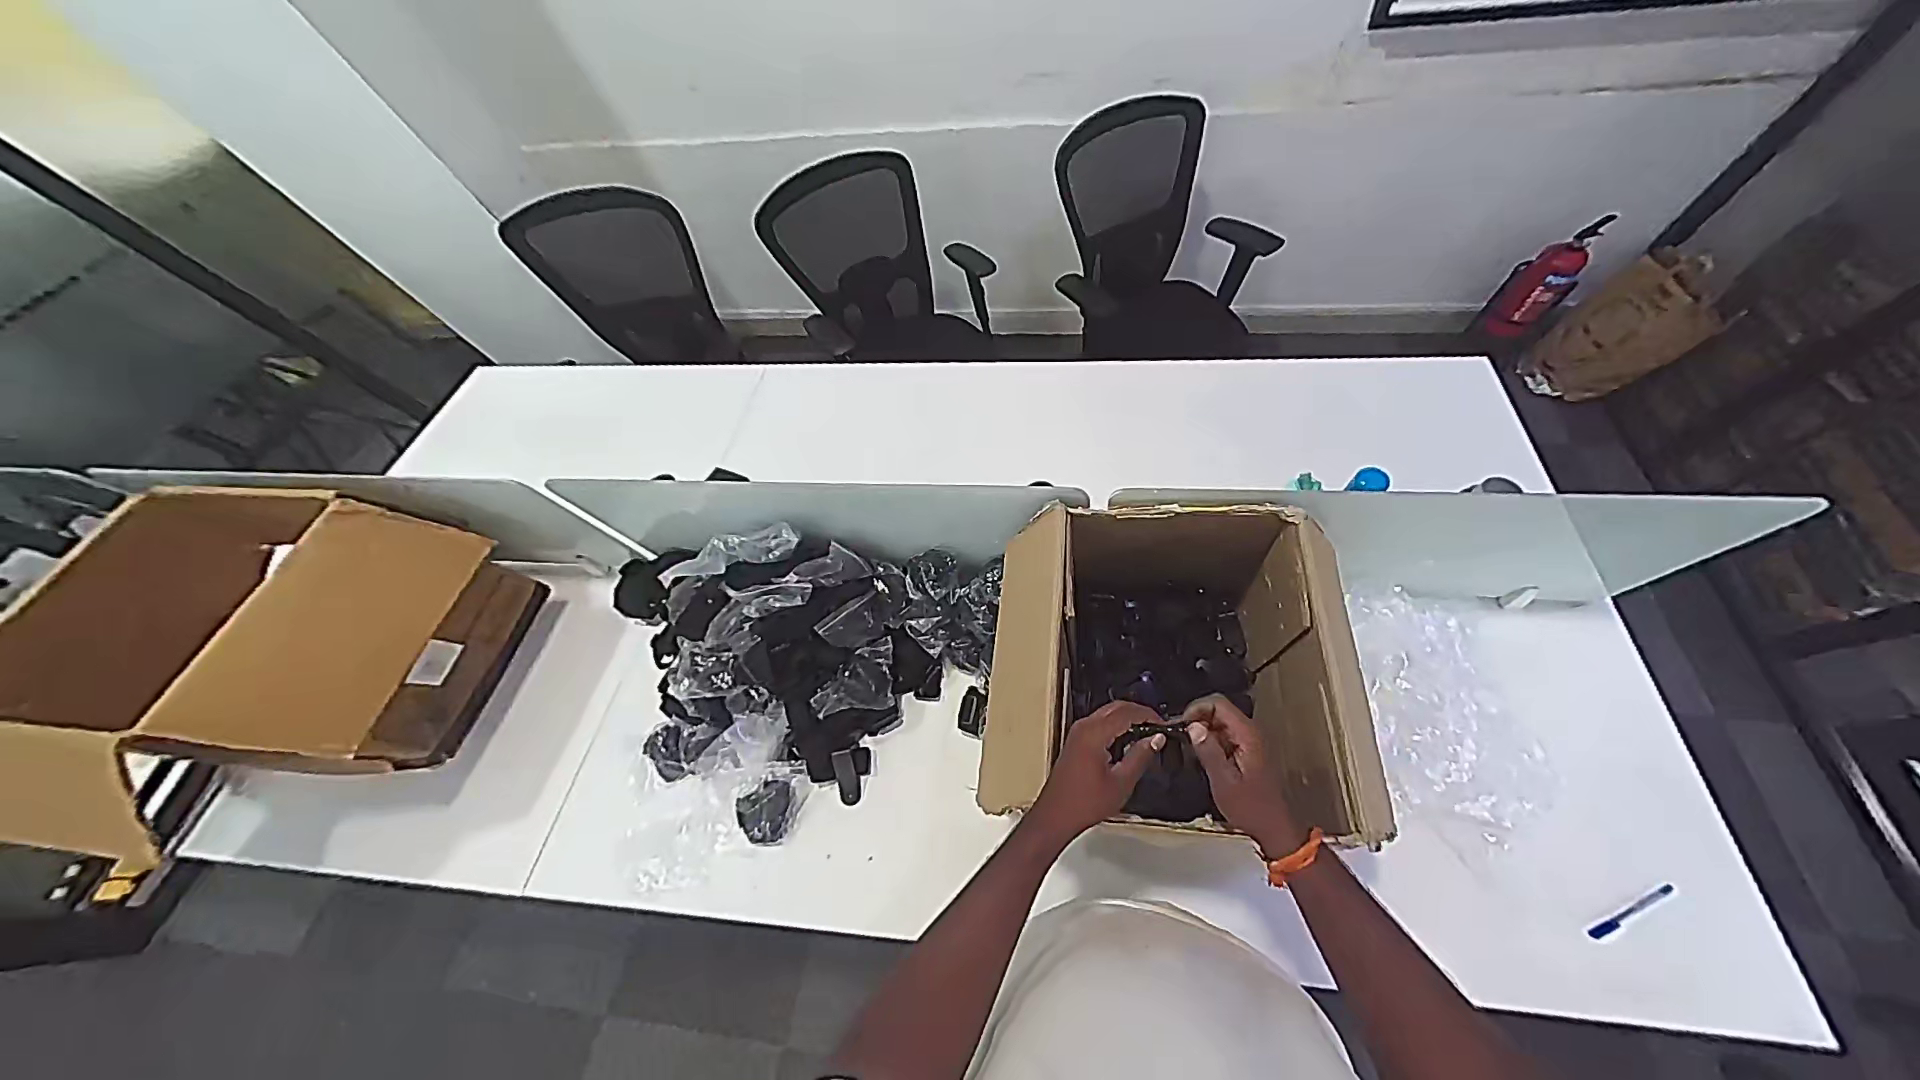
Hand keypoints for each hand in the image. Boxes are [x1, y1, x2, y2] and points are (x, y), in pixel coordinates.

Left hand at [1025, 701, 1162, 842]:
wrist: (1057, 814)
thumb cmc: (1084, 803)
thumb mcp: (1121, 782)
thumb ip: (1141, 756)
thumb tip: (1156, 739)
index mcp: (1094, 734)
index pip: (1125, 712)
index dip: (1147, 714)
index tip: (1163, 723)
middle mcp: (1083, 728)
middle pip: (1115, 707)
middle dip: (1138, 712)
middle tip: (1157, 725)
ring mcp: (1077, 732)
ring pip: (1106, 713)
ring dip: (1127, 718)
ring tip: (1147, 732)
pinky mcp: (1076, 740)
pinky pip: (1099, 723)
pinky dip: (1116, 725)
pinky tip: (1128, 740)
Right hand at [1183, 695, 1308, 855]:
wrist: (1273, 828)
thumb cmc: (1251, 808)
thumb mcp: (1223, 780)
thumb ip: (1208, 750)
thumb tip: (1193, 726)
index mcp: (1247, 735)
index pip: (1218, 703)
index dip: (1196, 709)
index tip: (1183, 726)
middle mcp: (1250, 733)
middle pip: (1218, 709)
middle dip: (1197, 719)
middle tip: (1182, 738)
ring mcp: (1248, 741)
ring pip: (1219, 722)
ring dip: (1202, 731)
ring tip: (1190, 748)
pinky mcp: (1245, 751)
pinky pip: (1222, 735)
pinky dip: (1209, 741)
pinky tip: (1202, 757)